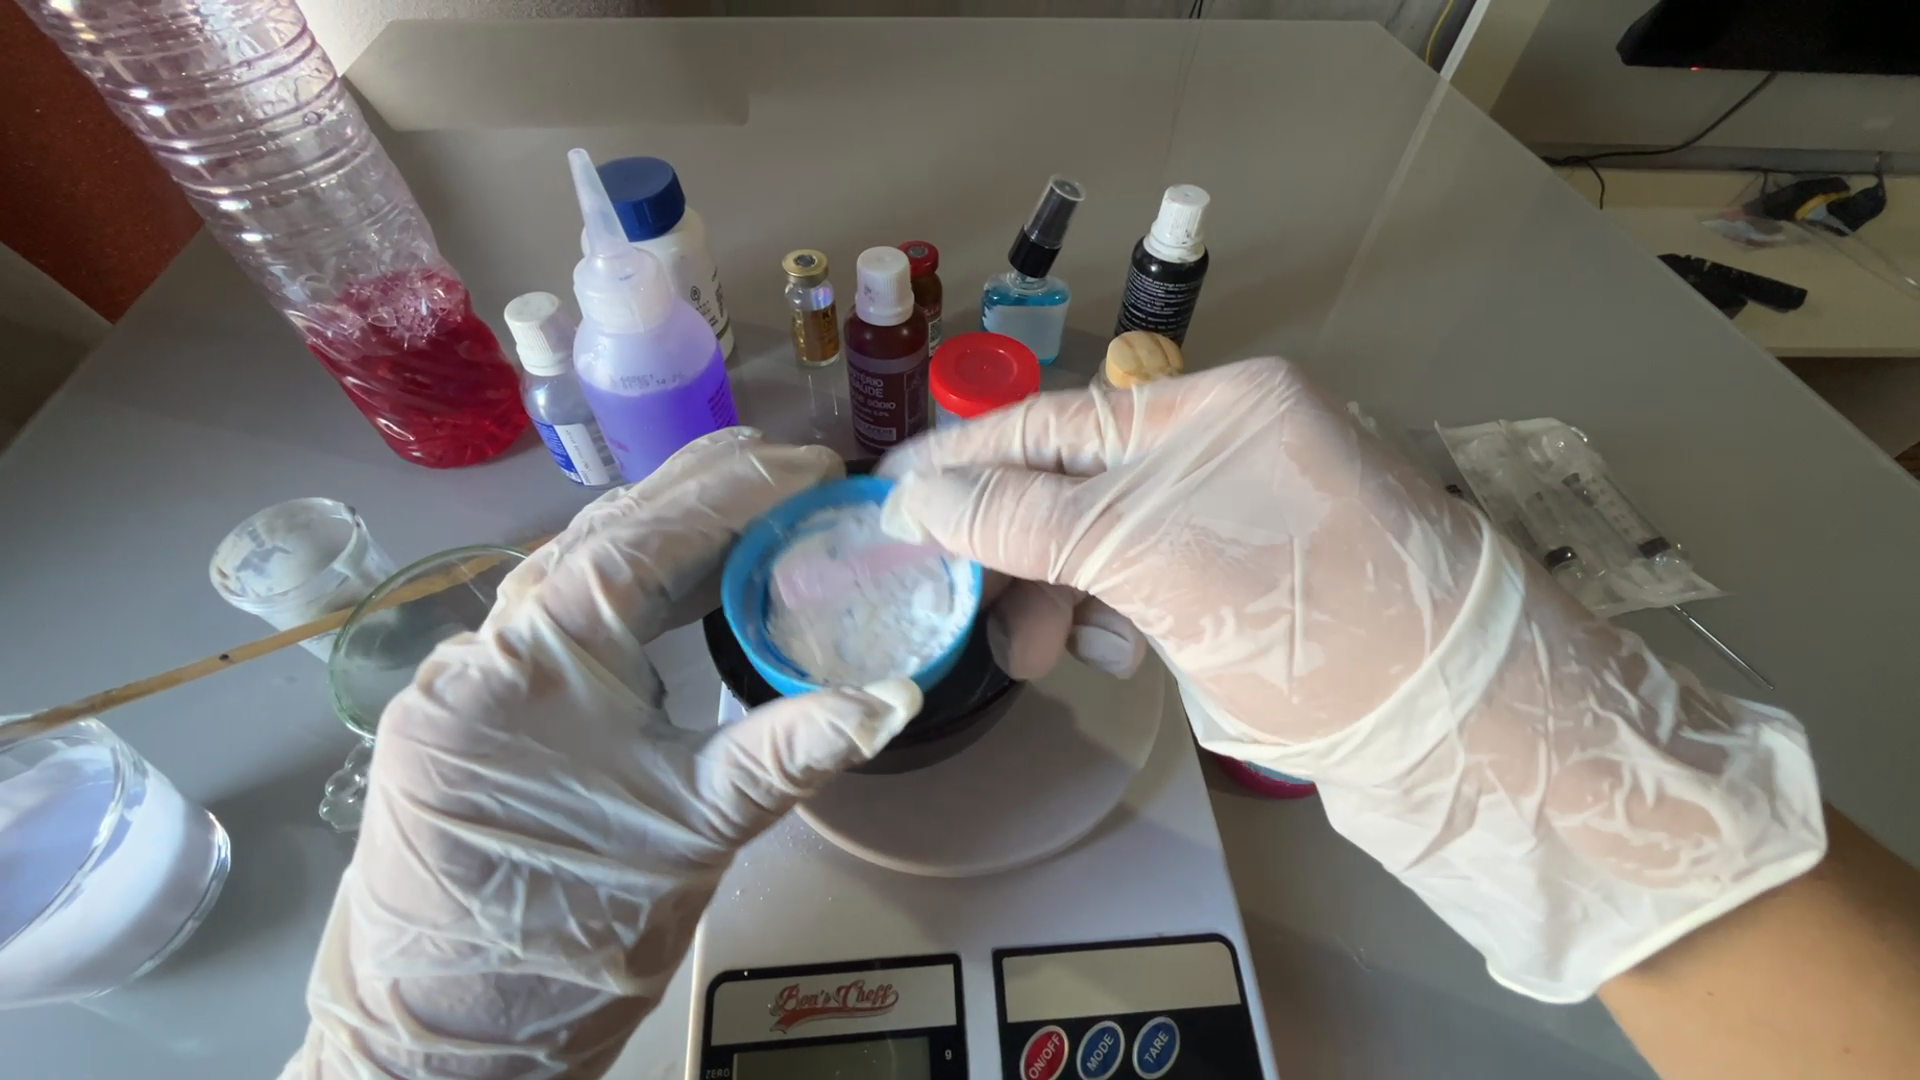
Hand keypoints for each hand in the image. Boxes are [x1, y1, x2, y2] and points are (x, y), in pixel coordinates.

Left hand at [282, 430, 920, 1078]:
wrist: (447, 1033)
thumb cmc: (574, 928)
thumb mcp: (700, 828)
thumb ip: (797, 746)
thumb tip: (900, 697)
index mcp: (539, 658)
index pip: (650, 535)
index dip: (739, 489)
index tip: (813, 463)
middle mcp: (492, 641)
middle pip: (609, 528)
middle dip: (704, 484)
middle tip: (790, 463)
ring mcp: (476, 665)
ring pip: (582, 561)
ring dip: (669, 525)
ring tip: (750, 498)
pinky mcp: (480, 694)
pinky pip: (566, 605)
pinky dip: (636, 578)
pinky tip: (684, 575)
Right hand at [881, 357, 1822, 1001]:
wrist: (1458, 735)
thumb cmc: (1306, 621)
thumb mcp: (1149, 557)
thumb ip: (1026, 520)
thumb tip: (917, 495)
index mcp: (1215, 409)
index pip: (1057, 421)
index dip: (966, 454)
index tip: (894, 483)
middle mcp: (1224, 448)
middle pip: (1075, 486)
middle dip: (1016, 549)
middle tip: (966, 607)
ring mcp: (1233, 515)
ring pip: (1103, 543)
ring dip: (1063, 595)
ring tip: (1047, 658)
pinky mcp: (1239, 578)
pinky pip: (1142, 583)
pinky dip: (1114, 617)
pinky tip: (1117, 656)